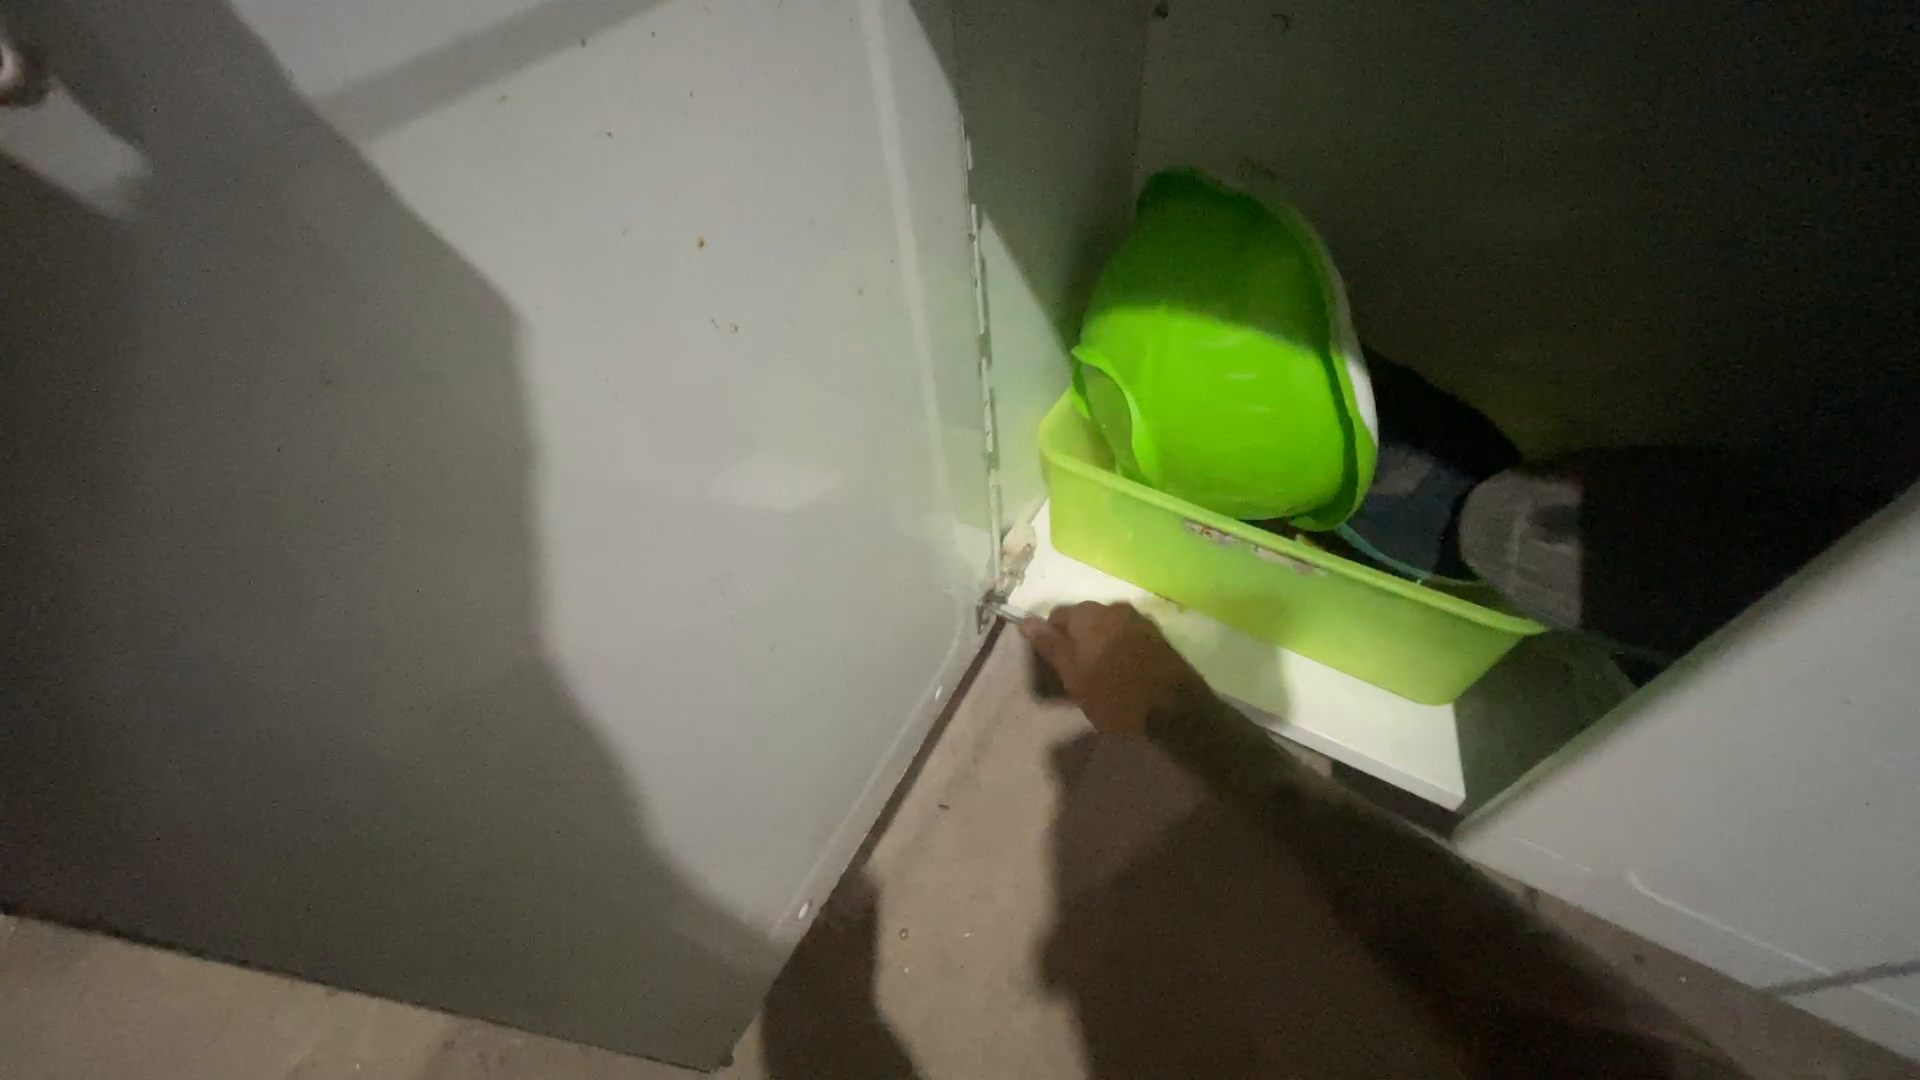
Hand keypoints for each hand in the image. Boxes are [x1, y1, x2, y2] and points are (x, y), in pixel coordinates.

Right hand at [1019, 602, 1201, 736]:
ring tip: (1103, 674)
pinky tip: (1125, 671)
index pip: (1056, 616)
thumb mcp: (1073, 676)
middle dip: (1077, 640)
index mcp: (1087, 614)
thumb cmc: (1114, 694)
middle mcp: (1112, 607)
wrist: (1175, 708)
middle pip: (1083, 619)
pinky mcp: (1157, 634)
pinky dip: (1121, 648)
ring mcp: (1138, 618)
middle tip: (1079, 674)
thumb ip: (1050, 645)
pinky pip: (1128, 635)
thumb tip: (1026, 620)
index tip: (1058, 666)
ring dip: (1100, 643)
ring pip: (1106, 627)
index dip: (1052, 641)